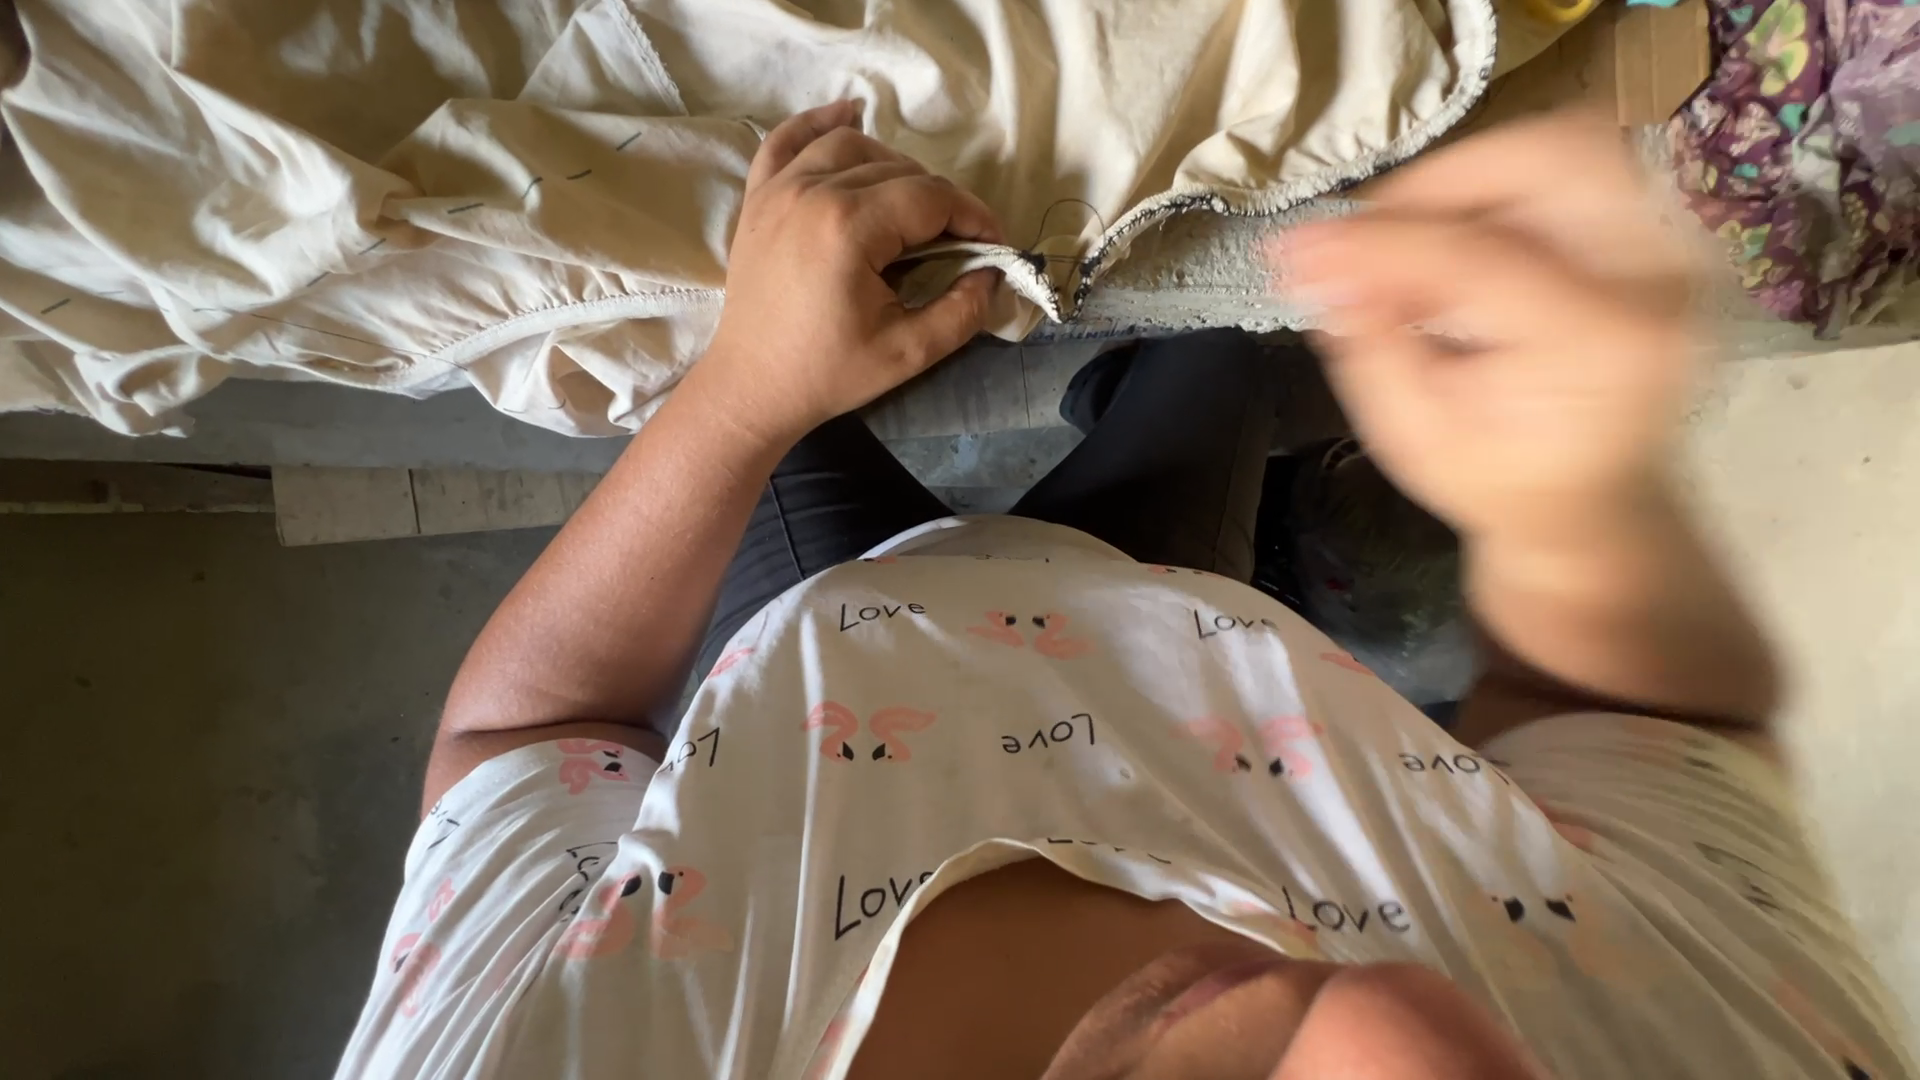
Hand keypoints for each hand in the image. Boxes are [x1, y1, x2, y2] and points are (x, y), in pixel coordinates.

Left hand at [695, 100, 1003, 445]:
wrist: (753, 388)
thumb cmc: (829, 375)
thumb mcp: (909, 353)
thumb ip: (962, 311)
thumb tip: (993, 274)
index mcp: (850, 227)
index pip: (931, 198)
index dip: (974, 218)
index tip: (995, 245)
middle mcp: (812, 191)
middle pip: (898, 170)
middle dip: (940, 202)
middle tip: (958, 243)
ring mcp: (778, 189)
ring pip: (852, 147)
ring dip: (893, 167)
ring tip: (914, 207)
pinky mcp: (758, 199)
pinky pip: (788, 140)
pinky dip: (820, 124)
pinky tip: (848, 115)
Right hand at [1276, 114, 1700, 544]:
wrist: (1583, 500)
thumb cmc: (1493, 479)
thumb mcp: (1408, 431)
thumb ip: (1368, 345)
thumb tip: (1319, 268)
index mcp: (1593, 343)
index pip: (1472, 256)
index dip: (1374, 243)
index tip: (1297, 246)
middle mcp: (1653, 278)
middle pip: (1548, 156)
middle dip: (1434, 183)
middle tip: (1366, 234)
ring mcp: (1667, 251)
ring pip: (1562, 150)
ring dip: (1460, 186)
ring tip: (1400, 247)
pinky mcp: (1652, 241)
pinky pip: (1564, 178)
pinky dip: (1485, 201)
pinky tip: (1439, 258)